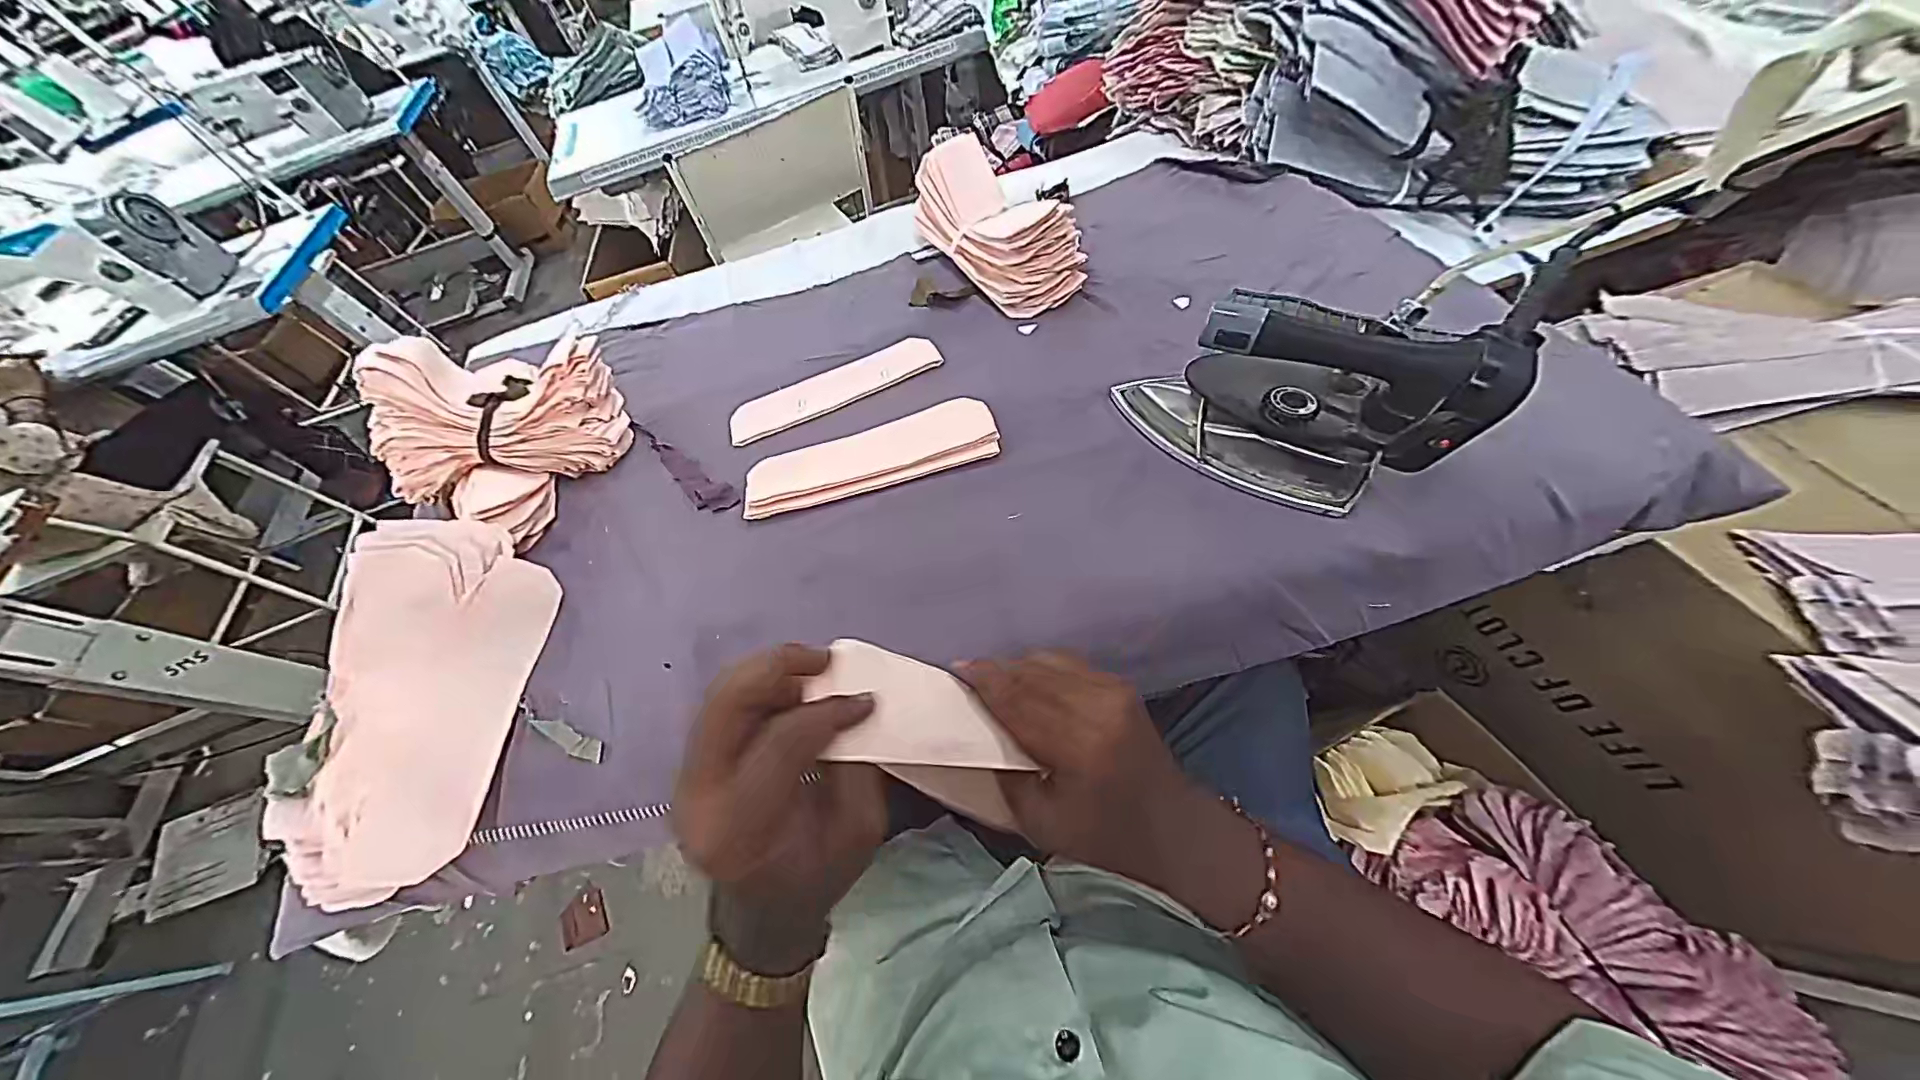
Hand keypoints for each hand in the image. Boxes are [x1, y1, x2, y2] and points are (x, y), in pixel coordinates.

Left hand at [674, 644, 887, 973]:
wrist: (762, 913)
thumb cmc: (816, 879)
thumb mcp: (858, 831)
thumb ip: (857, 765)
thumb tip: (855, 706)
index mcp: (742, 825)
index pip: (782, 742)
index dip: (829, 711)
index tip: (865, 701)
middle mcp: (700, 795)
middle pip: (729, 703)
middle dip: (780, 667)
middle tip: (826, 660)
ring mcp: (686, 778)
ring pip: (721, 696)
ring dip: (769, 672)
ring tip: (813, 671)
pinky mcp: (691, 766)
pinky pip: (723, 707)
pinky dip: (759, 687)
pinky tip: (792, 688)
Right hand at [957, 652, 1255, 918]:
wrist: (1174, 827)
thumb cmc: (1104, 837)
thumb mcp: (1040, 822)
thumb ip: (1006, 775)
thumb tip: (979, 733)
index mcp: (1080, 745)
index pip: (1019, 699)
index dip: (984, 681)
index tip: (955, 670)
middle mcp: (1098, 707)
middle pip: (1031, 673)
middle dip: (994, 670)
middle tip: (965, 673)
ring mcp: (1114, 691)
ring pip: (1048, 662)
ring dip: (1016, 667)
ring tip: (992, 679)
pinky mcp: (1120, 686)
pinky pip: (1068, 664)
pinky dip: (1040, 668)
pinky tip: (1026, 682)